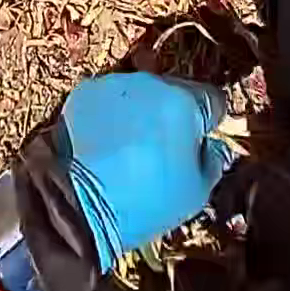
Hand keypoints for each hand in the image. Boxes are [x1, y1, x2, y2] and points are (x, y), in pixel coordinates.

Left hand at [59, 72, 233, 270]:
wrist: (75, 207)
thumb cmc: (144, 202)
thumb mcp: (195, 193)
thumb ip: (213, 160)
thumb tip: (213, 144)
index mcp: (185, 102)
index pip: (213, 98)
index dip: (209, 121)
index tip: (199, 141)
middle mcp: (153, 82)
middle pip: (177, 91)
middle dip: (175, 113)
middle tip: (164, 148)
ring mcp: (117, 83)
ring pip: (143, 92)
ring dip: (144, 110)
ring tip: (130, 146)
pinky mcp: (87, 91)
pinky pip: (111, 97)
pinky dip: (112, 114)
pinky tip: (105, 141)